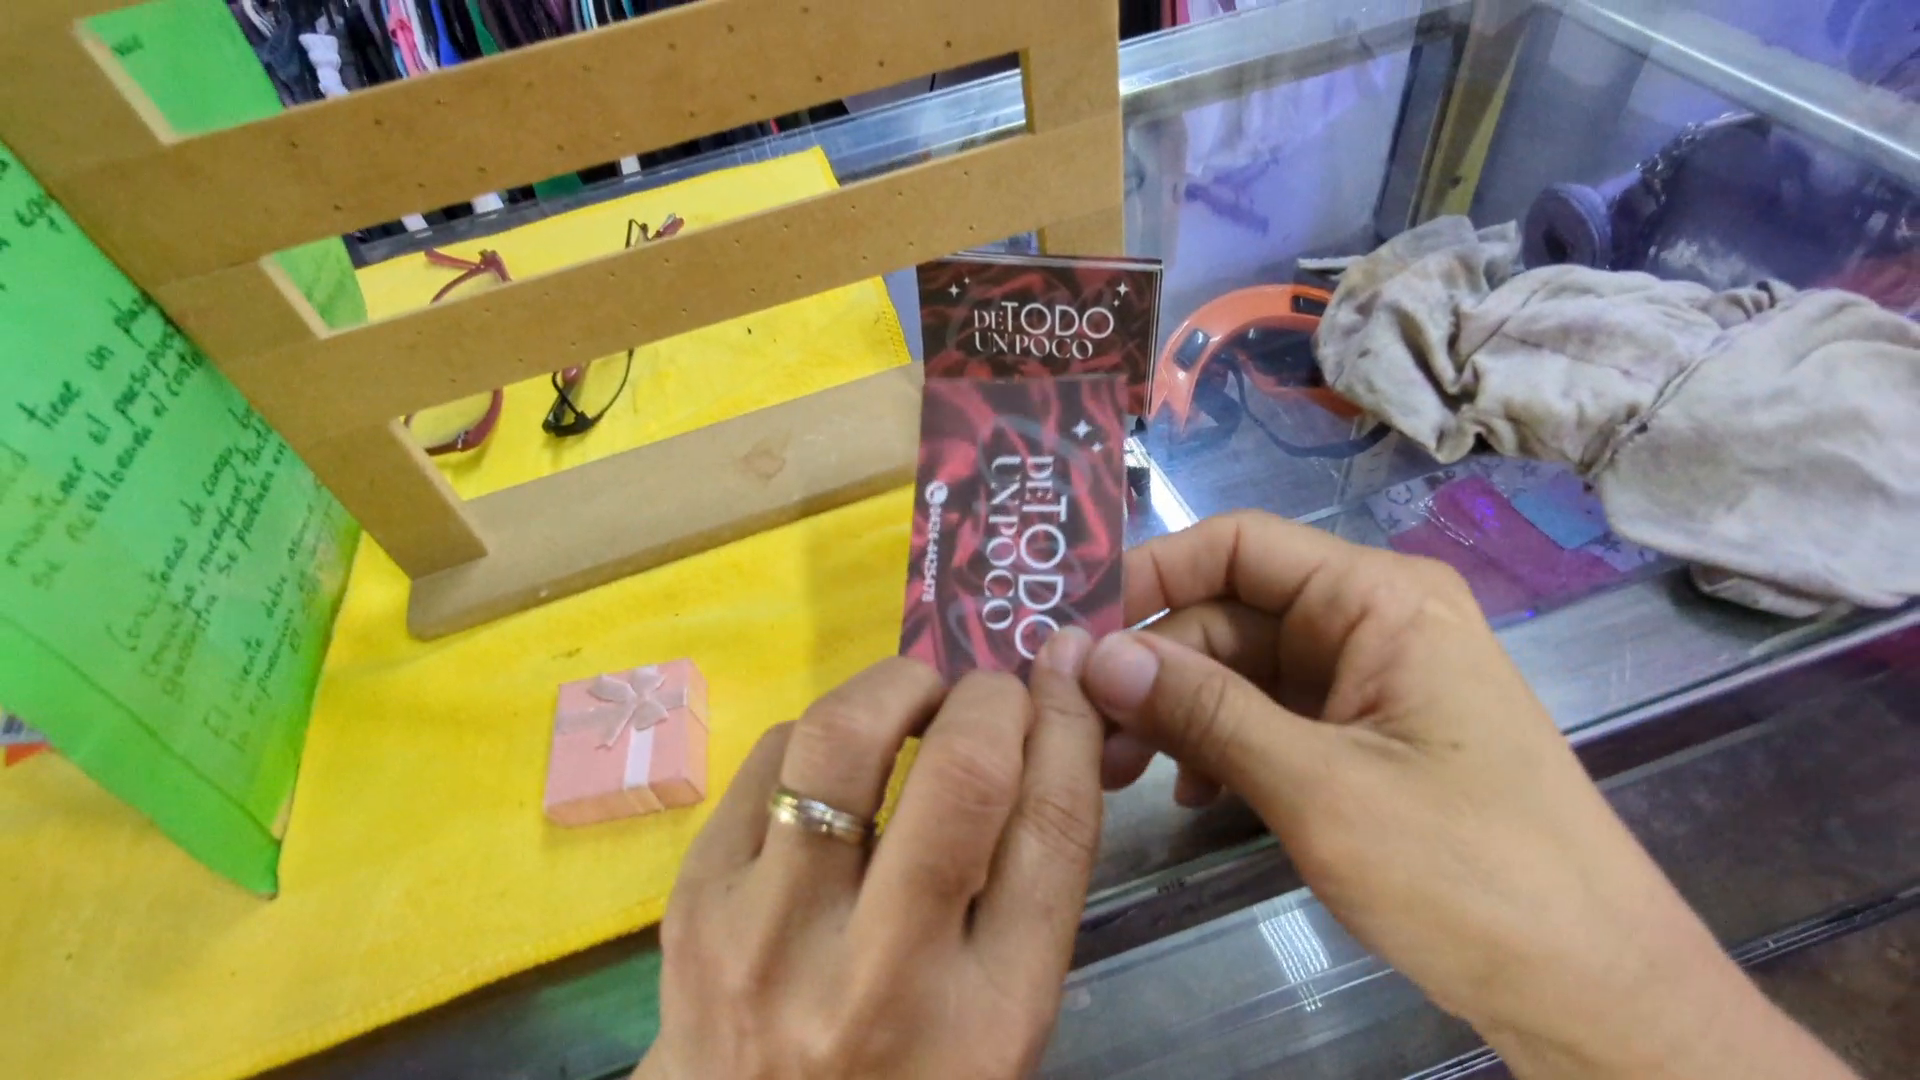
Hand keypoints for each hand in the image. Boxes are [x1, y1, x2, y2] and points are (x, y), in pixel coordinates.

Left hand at [635, 640, 1104, 1079]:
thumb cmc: (903, 1069)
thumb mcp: (998, 1010)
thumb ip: (1029, 878)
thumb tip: (1046, 721)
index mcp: (991, 1019)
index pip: (1052, 827)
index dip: (1067, 725)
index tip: (1062, 677)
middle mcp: (881, 977)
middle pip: (962, 773)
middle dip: (989, 698)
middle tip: (986, 697)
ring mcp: (772, 935)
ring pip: (843, 736)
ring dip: (897, 686)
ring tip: (915, 699)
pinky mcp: (697, 898)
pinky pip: (775, 753)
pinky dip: (825, 729)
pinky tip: (840, 759)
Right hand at [1081, 512, 1853, 1079]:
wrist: (1597, 997)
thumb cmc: (1470, 876)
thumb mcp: (1317, 787)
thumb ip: (1202, 712)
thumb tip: (1096, 656)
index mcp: (1377, 600)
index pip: (1239, 545)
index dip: (1153, 572)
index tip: (1080, 624)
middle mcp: (1368, 623)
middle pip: (1228, 615)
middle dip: (1155, 669)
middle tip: (1092, 733)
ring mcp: (1364, 682)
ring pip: (1237, 671)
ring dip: (1177, 712)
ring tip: (1123, 772)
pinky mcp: (1359, 736)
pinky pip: (1263, 716)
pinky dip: (1217, 746)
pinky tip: (1190, 795)